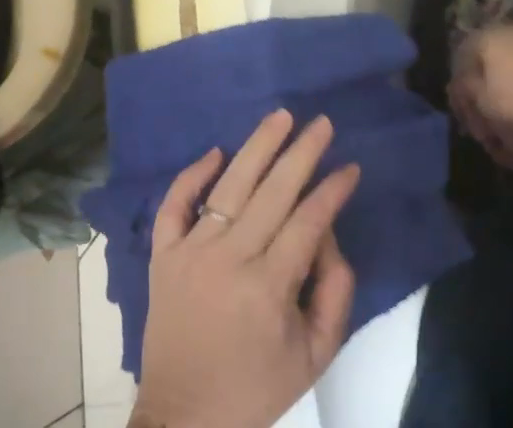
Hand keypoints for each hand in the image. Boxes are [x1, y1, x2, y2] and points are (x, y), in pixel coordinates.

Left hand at [130, 111, 360, 427]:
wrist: (182, 421)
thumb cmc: (256, 387)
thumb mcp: (315, 352)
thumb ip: (336, 291)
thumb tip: (329, 235)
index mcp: (268, 286)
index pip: (309, 220)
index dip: (333, 190)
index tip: (351, 168)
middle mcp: (228, 260)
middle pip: (272, 192)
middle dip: (303, 153)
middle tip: (323, 123)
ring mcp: (190, 256)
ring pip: (228, 188)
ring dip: (256, 148)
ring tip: (281, 116)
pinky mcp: (161, 261)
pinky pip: (172, 209)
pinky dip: (190, 178)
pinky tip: (215, 152)